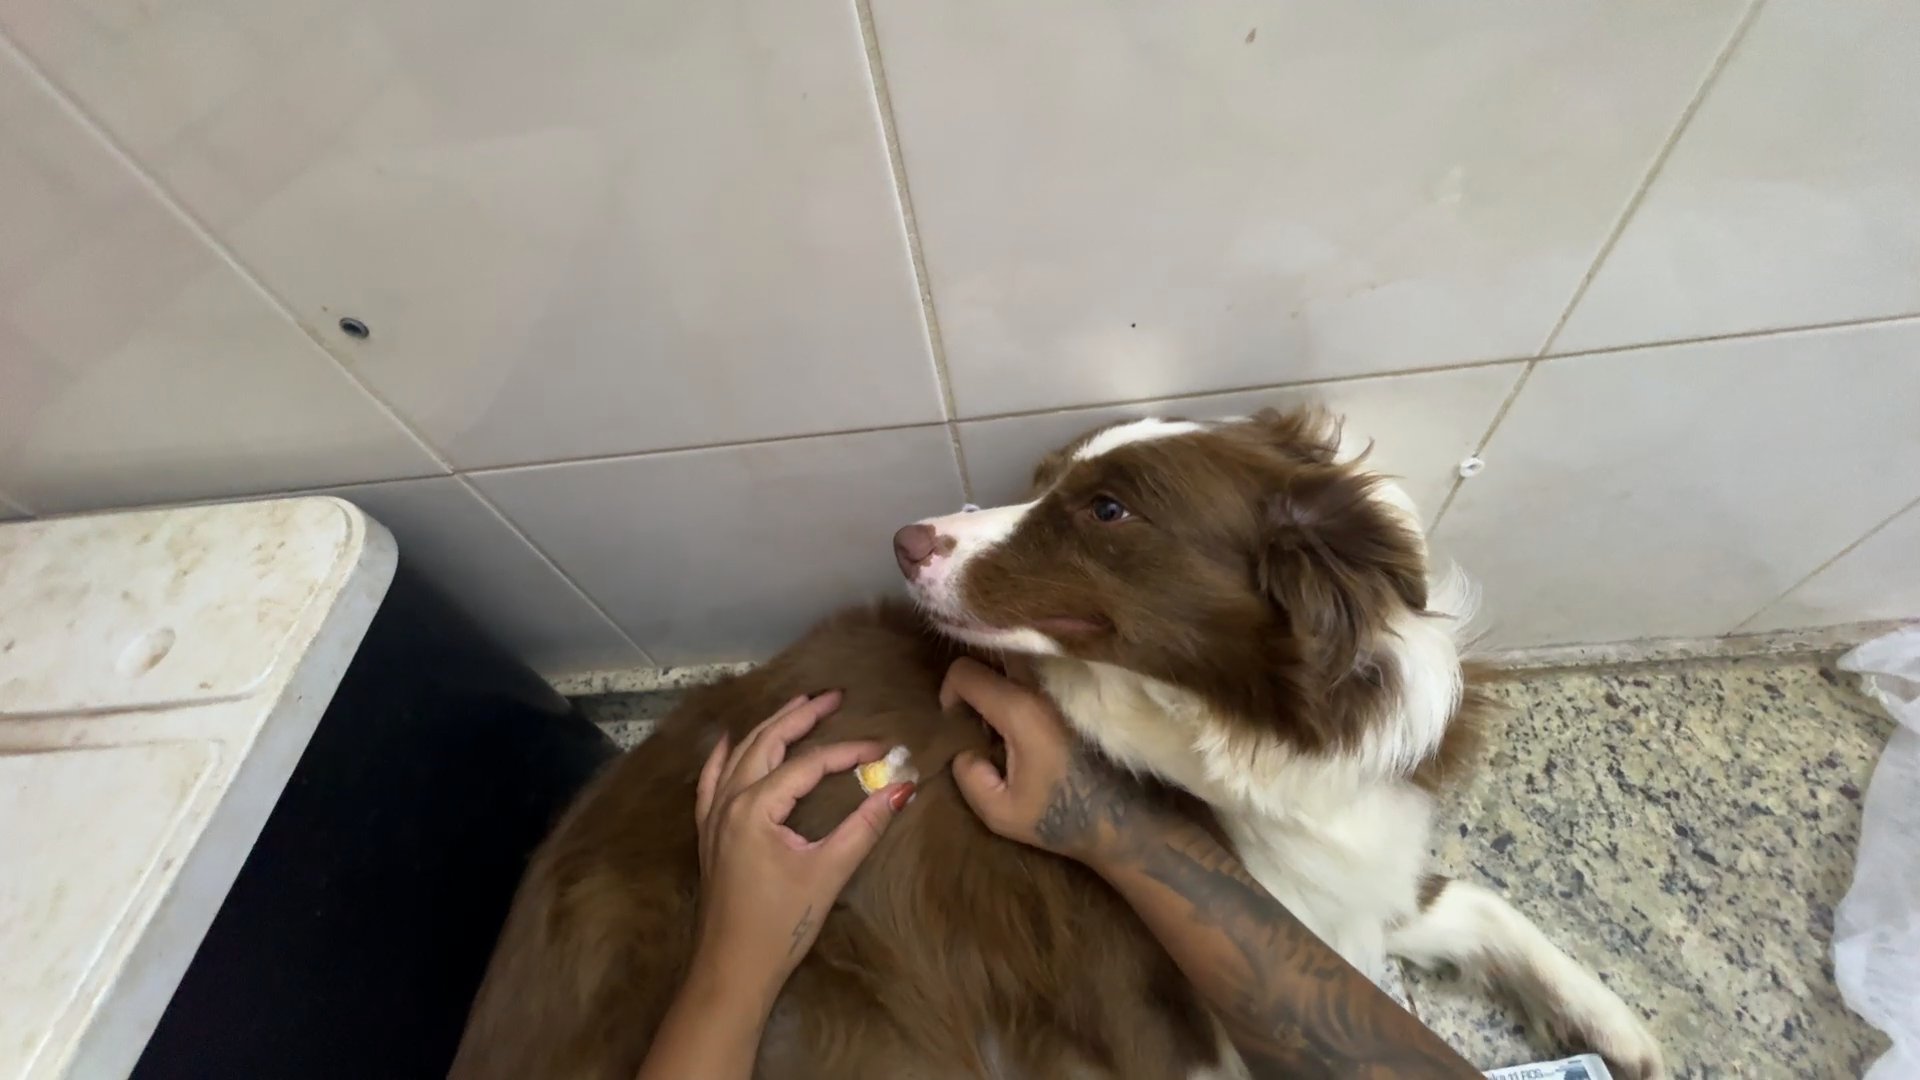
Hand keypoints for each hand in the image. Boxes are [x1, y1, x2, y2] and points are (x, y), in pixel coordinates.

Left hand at [691, 692, 914, 1004]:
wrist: (731, 973)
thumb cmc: (781, 924)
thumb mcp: (828, 872)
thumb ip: (865, 825)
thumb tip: (903, 787)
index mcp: (755, 807)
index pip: (809, 764)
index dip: (849, 752)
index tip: (883, 748)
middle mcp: (729, 801)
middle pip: (768, 742)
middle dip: (802, 715)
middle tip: (833, 696)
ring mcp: (713, 815)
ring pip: (741, 753)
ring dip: (770, 725)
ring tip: (798, 704)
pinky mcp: (709, 831)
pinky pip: (711, 780)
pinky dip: (723, 755)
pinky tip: (728, 740)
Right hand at [941, 658, 1148, 863]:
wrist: (1122, 820)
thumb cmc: (1061, 816)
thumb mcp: (1000, 813)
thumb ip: (968, 777)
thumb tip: (965, 750)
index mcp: (1019, 710)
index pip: (966, 671)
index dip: (949, 693)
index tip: (955, 722)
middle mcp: (1040, 687)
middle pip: (991, 659)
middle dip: (974, 685)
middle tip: (977, 722)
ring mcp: (1061, 686)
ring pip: (1015, 663)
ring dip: (998, 686)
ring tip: (1001, 727)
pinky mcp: (1075, 694)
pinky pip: (1036, 674)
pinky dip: (1020, 689)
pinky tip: (1025, 728)